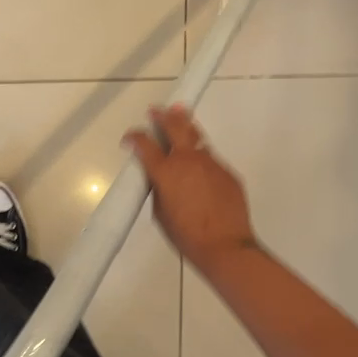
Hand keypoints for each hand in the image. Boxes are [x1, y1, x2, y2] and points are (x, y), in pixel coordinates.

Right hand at [124, 104, 261, 270]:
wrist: (226, 246)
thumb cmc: (185, 234)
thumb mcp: (159, 211)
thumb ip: (158, 187)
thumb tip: (160, 178)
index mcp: (165, 171)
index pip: (144, 143)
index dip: (134, 137)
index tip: (129, 139)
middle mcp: (187, 160)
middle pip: (175, 126)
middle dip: (163, 115)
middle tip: (156, 110)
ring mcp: (211, 164)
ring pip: (197, 139)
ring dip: (186, 129)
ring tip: (180, 117)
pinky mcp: (228, 173)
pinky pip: (211, 160)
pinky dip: (202, 158)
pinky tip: (200, 168)